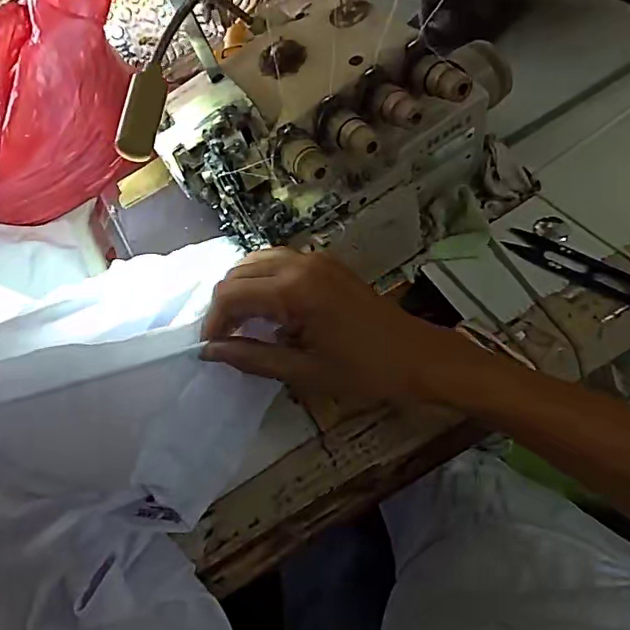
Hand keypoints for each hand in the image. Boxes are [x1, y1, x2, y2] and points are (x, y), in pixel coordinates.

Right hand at [199, 248, 471, 403]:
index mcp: (294, 290)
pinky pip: (277, 261)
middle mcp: (299, 263)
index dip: (213, 322)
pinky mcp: (324, 262)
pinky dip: (261, 281)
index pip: (231, 295)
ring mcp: (313, 258)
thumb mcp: (304, 371)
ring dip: (241, 290)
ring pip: (255, 262)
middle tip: (226, 340)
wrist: (419, 357)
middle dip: (224, 306)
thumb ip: (251, 358)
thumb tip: (209, 351)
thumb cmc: (365, 371)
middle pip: (238, 274)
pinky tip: (268, 309)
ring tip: (245, 326)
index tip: (210, 348)